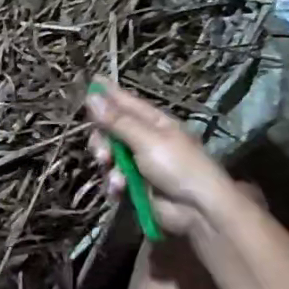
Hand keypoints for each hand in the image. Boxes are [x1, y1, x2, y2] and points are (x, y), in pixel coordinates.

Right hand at [85, 79, 243, 238]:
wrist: (197, 209)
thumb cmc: (178, 166)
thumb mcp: (147, 139)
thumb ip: (117, 121)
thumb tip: (92, 96)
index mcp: (154, 122)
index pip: (126, 102)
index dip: (108, 92)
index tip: (91, 79)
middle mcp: (145, 139)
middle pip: (110, 130)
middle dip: (102, 141)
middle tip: (104, 154)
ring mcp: (139, 163)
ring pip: (108, 156)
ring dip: (109, 167)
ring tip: (117, 178)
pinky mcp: (134, 185)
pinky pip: (113, 179)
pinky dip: (114, 185)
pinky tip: (119, 191)